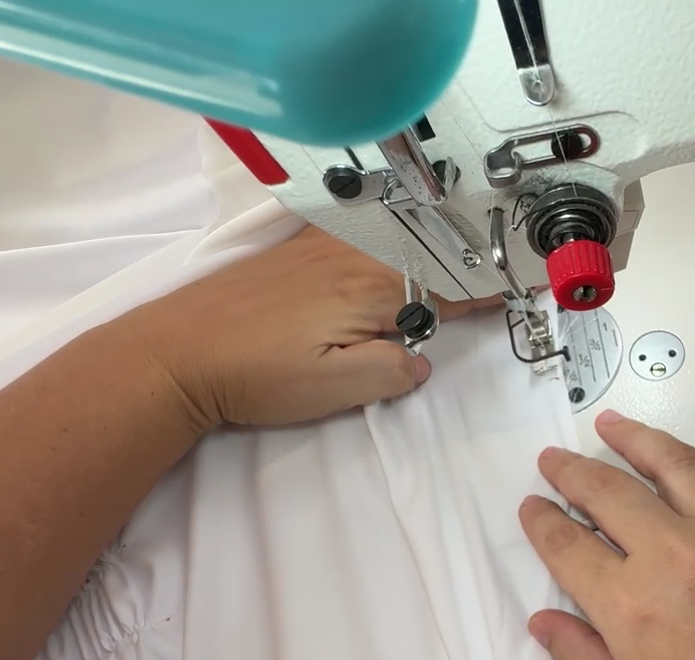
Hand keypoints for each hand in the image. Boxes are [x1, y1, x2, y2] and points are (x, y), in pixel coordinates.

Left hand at [103, 226, 493, 429]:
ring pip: (393, 239)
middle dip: (467, 261)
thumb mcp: (336, 389)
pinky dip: (392, 236)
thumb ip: (391, 371)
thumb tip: (419, 360)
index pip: (444, 290)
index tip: (520, 287)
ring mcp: (319, 249)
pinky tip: (396, 237)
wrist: (174, 354)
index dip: (484, 292)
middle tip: (504, 266)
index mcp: (368, 290)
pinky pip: (361, 235)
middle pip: (423, 254)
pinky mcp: (296, 253)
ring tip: (464, 249)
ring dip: (432, 245)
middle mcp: (348, 258)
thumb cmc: (255, 375)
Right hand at [519, 394, 694, 659]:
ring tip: (611, 423)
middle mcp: (675, 555)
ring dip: (637, 437)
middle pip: (610, 493)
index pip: (567, 547)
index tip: (530, 508)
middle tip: (553, 460)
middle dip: (572, 472)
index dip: (540, 523)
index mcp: (630, 605)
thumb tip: (542, 618)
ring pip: (677, 466)